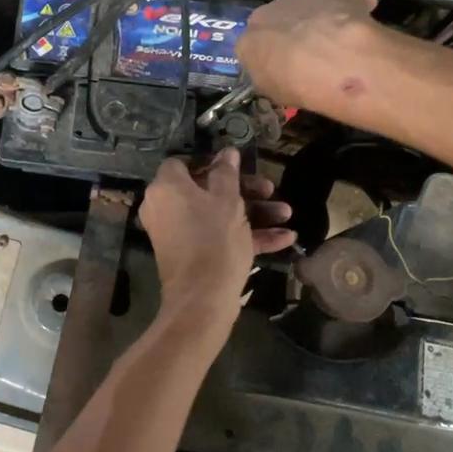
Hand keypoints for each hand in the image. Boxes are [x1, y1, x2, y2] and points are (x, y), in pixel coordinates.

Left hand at [140, 149, 294, 335]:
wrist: (203, 299)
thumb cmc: (213, 239)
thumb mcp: (227, 200)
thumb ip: (227, 173)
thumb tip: (227, 151)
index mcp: (166, 188)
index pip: (181, 163)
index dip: (209, 162)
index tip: (236, 167)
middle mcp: (165, 208)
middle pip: (205, 190)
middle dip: (244, 190)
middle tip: (271, 190)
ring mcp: (177, 233)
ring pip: (216, 215)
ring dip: (253, 213)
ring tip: (287, 215)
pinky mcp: (190, 255)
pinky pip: (217, 237)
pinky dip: (245, 236)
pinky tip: (284, 239)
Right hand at [238, 0, 379, 113]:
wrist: (330, 59)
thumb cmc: (296, 83)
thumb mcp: (273, 91)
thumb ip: (271, 75)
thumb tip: (279, 71)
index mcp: (251, 38)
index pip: (257, 43)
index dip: (275, 54)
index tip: (288, 66)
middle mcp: (271, 10)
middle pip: (282, 18)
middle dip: (296, 31)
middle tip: (316, 52)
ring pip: (312, 3)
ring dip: (322, 16)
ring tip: (342, 39)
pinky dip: (353, 1)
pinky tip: (363, 18)